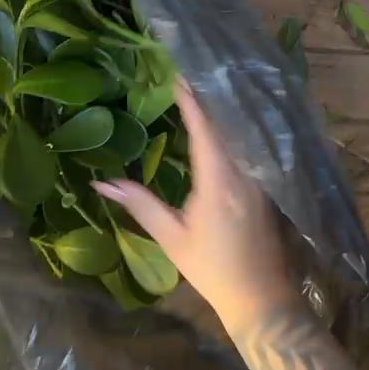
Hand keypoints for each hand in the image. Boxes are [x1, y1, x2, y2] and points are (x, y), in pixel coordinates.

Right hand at [95, 84, 298, 329]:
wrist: (261, 297)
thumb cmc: (212, 269)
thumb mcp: (171, 238)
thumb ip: (140, 205)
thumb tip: (101, 183)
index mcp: (220, 181)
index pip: (204, 129)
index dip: (190, 100)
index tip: (176, 74)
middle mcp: (245, 171)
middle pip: (226, 124)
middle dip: (205, 97)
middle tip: (184, 72)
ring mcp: (260, 177)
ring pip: (240, 133)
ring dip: (220, 111)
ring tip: (199, 89)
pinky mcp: (266, 185)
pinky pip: (249, 146)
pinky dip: (232, 129)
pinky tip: (221, 123)